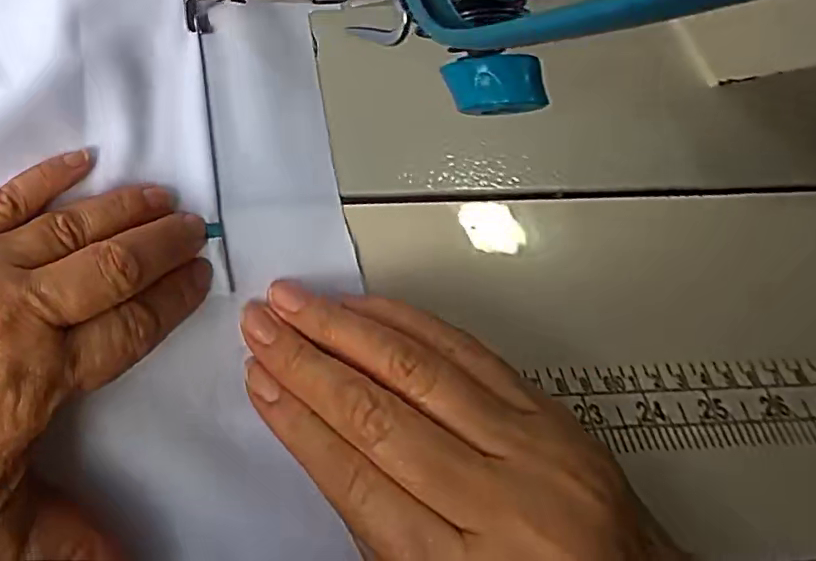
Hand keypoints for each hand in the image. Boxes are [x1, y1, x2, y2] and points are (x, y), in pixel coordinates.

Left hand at [0, 151, 213, 560]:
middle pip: (109, 266)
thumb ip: (74, 540)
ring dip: (119, 207)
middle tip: (193, 224)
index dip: (172, 298)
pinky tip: (81, 161)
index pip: (128, 326)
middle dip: (159, 243)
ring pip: (67, 226)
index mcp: (41, 374)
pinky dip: (46, 177)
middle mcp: (19, 309)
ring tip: (158, 194)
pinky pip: (6, 199)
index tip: (201, 274)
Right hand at [240, 283, 686, 560]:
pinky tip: (354, 303)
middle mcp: (514, 514)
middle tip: (257, 324)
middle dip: (302, 361)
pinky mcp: (560, 419)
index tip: (256, 375)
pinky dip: (401, 318)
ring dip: (338, 326)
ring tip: (289, 300)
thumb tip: (292, 407)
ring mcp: (543, 459)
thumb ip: (363, 501)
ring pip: (415, 371)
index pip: (354, 475)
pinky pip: (466, 351)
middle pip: (377, 415)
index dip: (294, 418)